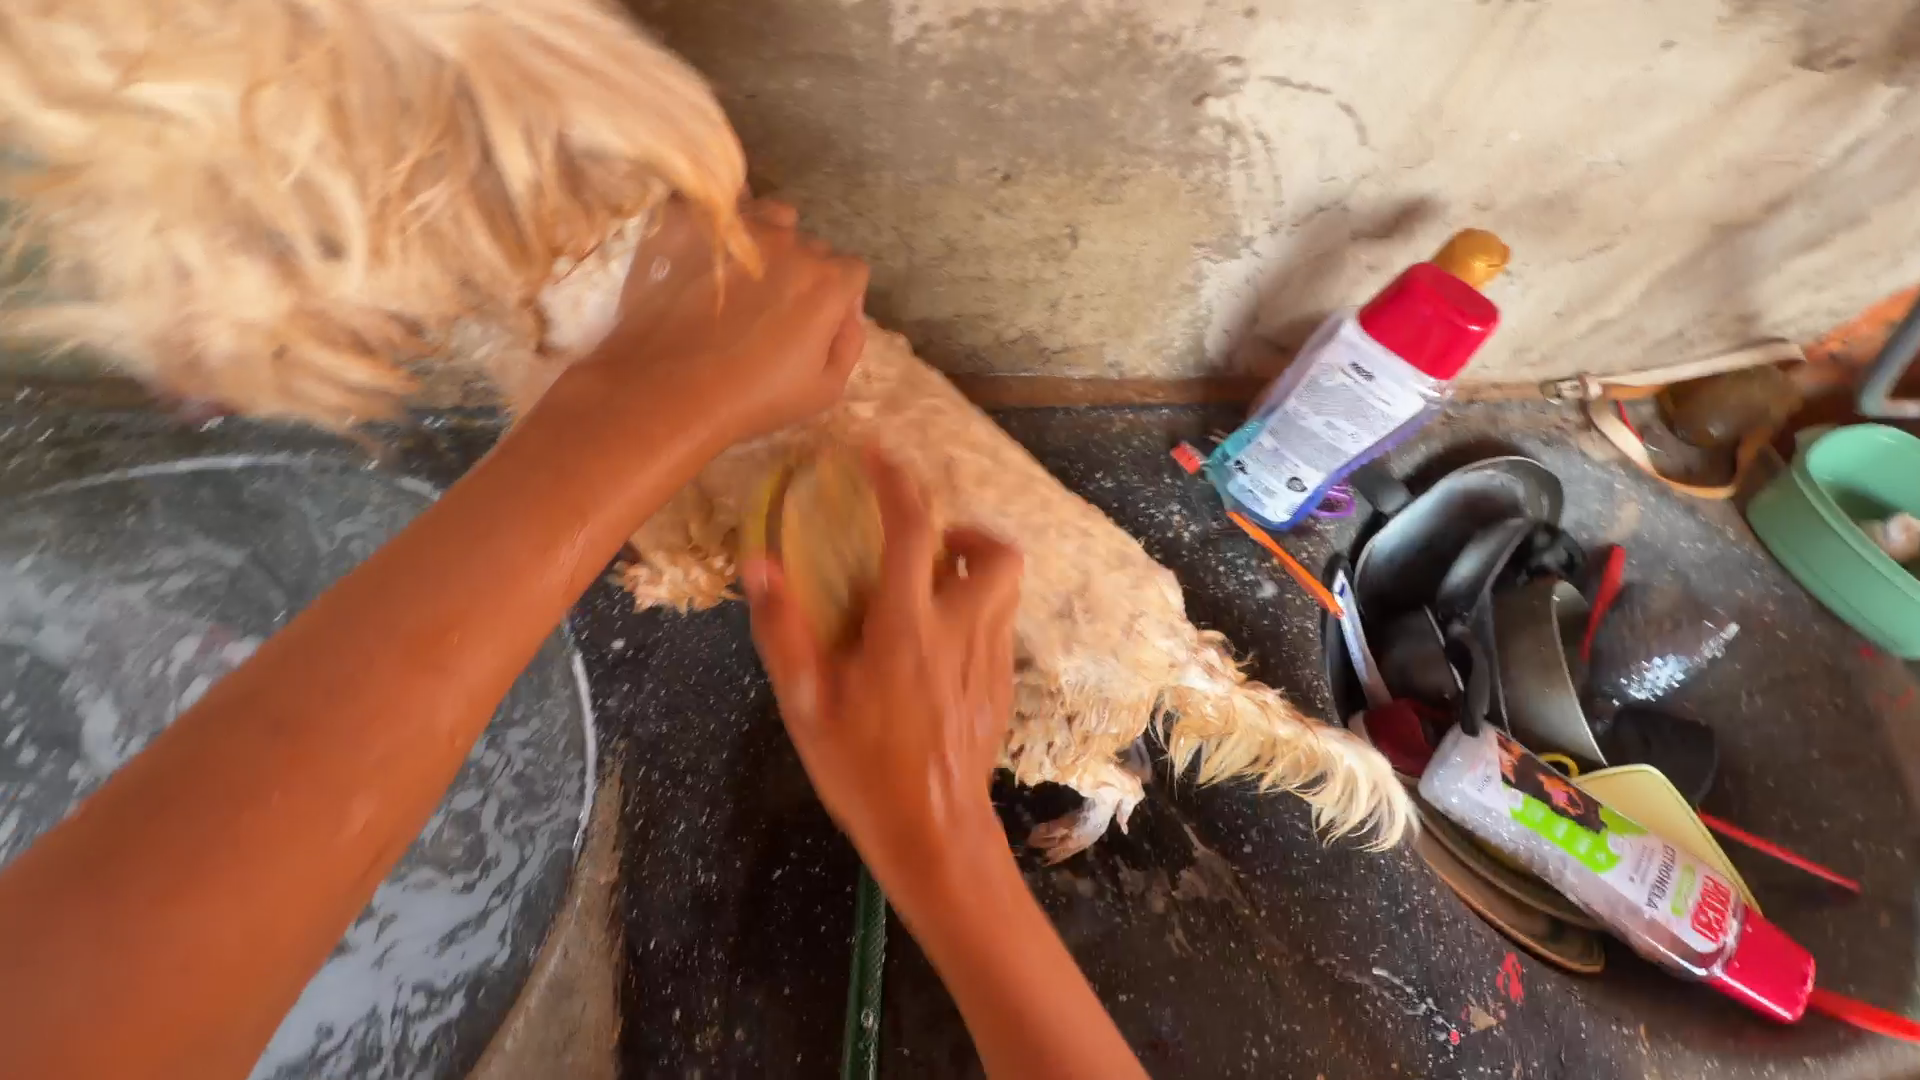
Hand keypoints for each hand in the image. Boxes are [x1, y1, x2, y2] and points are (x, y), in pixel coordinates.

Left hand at [574, 198, 869, 447]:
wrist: (665, 392)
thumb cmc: (751, 399)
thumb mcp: (824, 391)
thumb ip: (850, 344)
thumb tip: (849, 315)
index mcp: (826, 283)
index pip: (853, 272)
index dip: (841, 298)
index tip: (820, 321)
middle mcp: (788, 242)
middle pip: (811, 246)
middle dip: (804, 273)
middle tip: (776, 311)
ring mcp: (735, 227)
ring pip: (770, 217)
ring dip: (770, 241)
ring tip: (747, 276)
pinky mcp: (685, 220)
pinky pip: (716, 205)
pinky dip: (723, 220)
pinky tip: (715, 246)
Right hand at [743, 450, 1023, 891]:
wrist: (933, 834)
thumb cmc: (861, 770)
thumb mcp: (805, 703)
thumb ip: (783, 628)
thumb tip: (758, 562)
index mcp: (908, 626)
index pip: (913, 529)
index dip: (895, 482)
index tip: (876, 457)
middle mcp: (963, 630)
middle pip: (996, 551)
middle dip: (964, 531)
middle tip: (925, 548)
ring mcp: (993, 659)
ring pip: (1006, 586)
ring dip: (974, 570)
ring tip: (930, 590)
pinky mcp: (1004, 686)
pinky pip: (1000, 625)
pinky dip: (976, 611)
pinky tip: (939, 646)